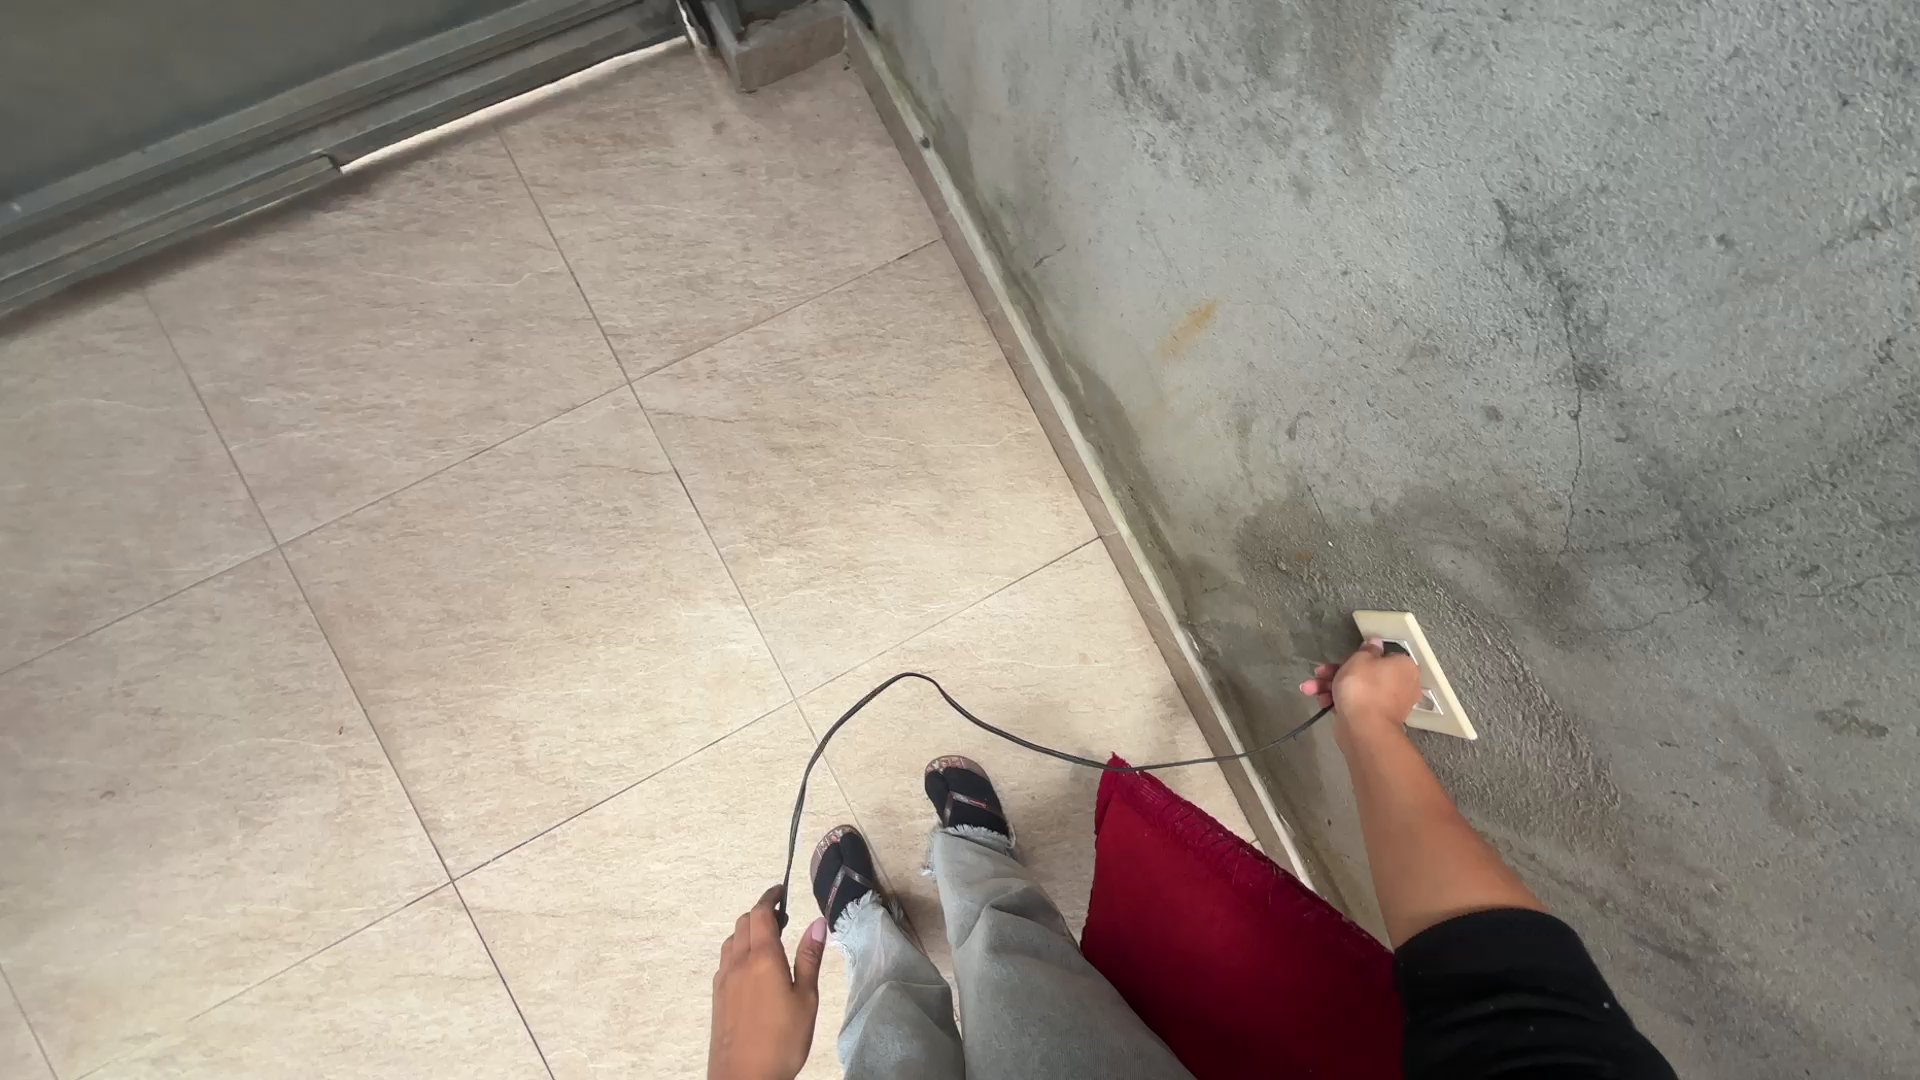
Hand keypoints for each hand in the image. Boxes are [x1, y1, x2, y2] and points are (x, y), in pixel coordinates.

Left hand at [709, 886, 827, 1079]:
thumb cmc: (782, 1040)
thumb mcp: (806, 1000)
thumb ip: (809, 958)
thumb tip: (818, 922)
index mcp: (763, 958)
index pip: (761, 913)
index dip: (770, 897)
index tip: (781, 891)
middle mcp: (739, 963)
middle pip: (744, 922)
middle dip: (761, 913)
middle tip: (782, 920)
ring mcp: (724, 980)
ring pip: (732, 940)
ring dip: (747, 931)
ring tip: (769, 943)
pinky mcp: (717, 998)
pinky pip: (725, 960)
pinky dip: (738, 950)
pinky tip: (752, 969)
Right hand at [1298, 639, 1422, 738]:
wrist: (1363, 727)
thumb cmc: (1363, 686)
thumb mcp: (1360, 659)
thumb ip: (1367, 650)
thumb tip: (1375, 643)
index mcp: (1404, 667)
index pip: (1384, 656)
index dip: (1362, 655)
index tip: (1345, 658)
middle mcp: (1402, 685)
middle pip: (1366, 673)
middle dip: (1337, 672)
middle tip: (1320, 672)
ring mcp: (1388, 704)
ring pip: (1357, 688)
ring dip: (1331, 686)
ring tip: (1310, 688)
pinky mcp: (1374, 718)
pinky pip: (1356, 703)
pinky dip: (1339, 700)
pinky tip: (1322, 701)